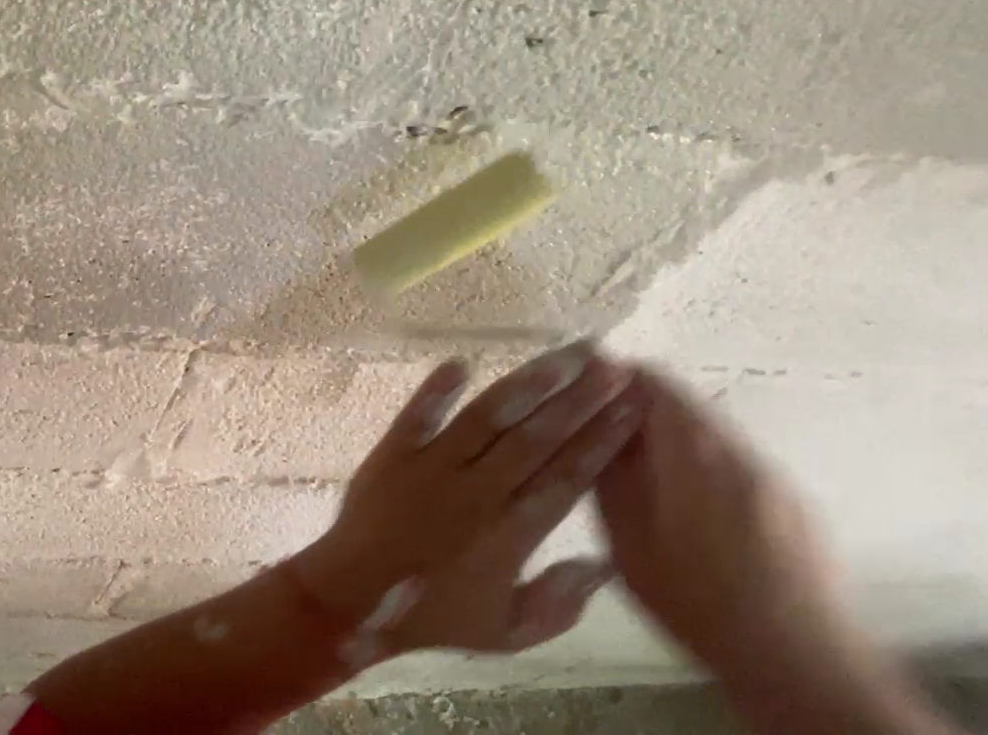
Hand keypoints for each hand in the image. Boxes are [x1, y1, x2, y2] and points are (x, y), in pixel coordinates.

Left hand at [290, 342, 646, 666]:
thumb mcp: (507, 630)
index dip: (603, 438)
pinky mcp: (392, 452)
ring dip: (526, 385)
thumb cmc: (432, 614)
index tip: (632, 406)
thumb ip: (560, 602)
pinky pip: (417, 415)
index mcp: (513, 529)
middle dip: (580, 400)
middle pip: (538, 436)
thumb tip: (603, 564)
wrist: (354, 597)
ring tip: (560, 356)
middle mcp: (479, 489)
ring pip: (487, 417)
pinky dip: (435, 390)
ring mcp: (432, 465)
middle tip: (611, 365)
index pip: (569, 475)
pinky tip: (459, 362)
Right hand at [594, 371, 856, 679]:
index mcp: (695, 453)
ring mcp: (774, 477)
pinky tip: (682, 502)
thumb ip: (608, 472)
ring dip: (666, 436)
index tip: (575, 390)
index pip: (650, 380)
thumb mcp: (624, 536)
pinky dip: (697, 462)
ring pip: (707, 430)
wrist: (800, 664)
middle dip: (633, 408)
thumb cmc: (693, 600)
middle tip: (595, 430)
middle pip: (680, 402)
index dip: (608, 377)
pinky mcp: (795, 503)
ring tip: (633, 466)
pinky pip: (733, 460)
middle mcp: (740, 452)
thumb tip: (589, 423)